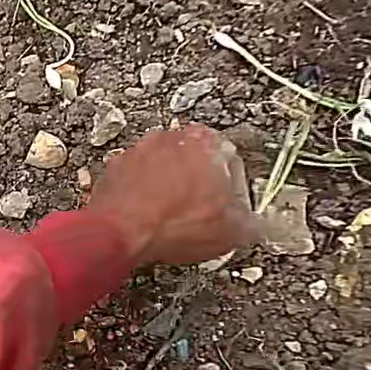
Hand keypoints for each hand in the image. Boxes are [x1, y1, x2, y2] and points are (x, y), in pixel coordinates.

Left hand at [87, 124, 255, 265]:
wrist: (120, 231)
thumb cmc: (174, 223)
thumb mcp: (230, 232)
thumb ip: (249, 223)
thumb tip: (256, 226)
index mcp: (206, 143)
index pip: (229, 157)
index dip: (231, 185)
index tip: (229, 205)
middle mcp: (171, 138)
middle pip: (193, 159)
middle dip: (197, 183)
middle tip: (199, 212)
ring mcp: (139, 151)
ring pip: (162, 167)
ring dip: (167, 187)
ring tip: (171, 218)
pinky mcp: (115, 169)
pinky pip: (135, 181)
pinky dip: (141, 196)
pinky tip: (146, 218)